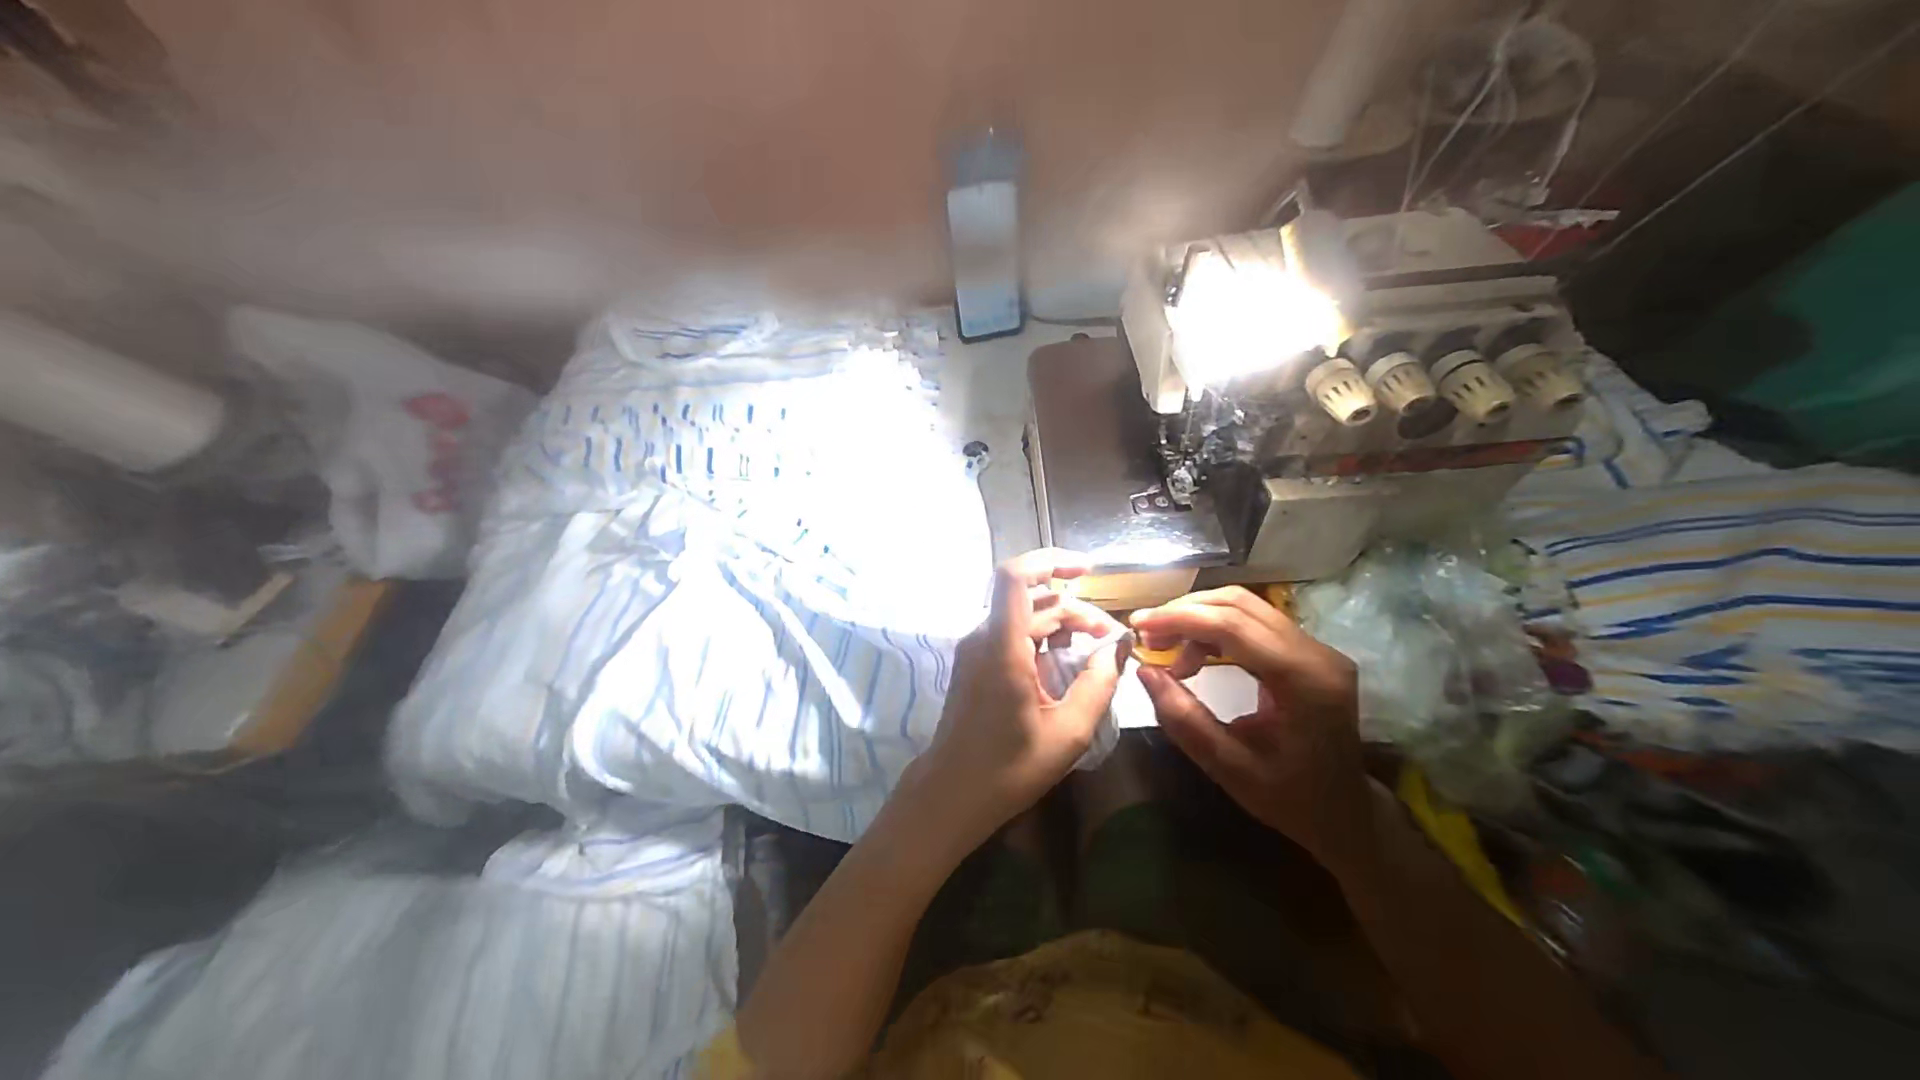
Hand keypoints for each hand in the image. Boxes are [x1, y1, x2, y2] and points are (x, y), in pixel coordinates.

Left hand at [914, 549, 1125, 848]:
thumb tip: (1118, 649)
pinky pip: (1013, 636)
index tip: (1087, 569)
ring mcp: (976, 650)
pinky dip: (1043, 640)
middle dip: (1075, 609)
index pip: (1014, 576)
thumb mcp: (1069, 731)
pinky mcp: (977, 665)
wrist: (952, 793)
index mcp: (1001, 646)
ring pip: (1024, 618)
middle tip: (1110, 639)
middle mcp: (983, 638)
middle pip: (1031, 599)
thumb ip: (1098, 684)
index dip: (1050, 561)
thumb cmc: (1009, 767)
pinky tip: (1068, 665)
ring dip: (1062, 625)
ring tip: (1096, 651)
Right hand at [1131, 586, 1371, 869]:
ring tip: (1164, 647)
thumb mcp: (1230, 769)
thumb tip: (1146, 670)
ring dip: (1197, 618)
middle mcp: (1316, 654)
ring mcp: (1315, 649)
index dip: (1181, 618)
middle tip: (1146, 636)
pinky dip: (1214, 629)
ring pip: (1245, 607)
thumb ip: (1185, 720)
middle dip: (1185, 613)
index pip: (1235, 626)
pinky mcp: (1306, 652)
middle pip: (1240, 605)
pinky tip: (1192, 655)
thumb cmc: (1291, 799)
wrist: (1345, 814)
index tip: (1137, 625)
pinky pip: (1253, 623)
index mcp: (1305, 681)